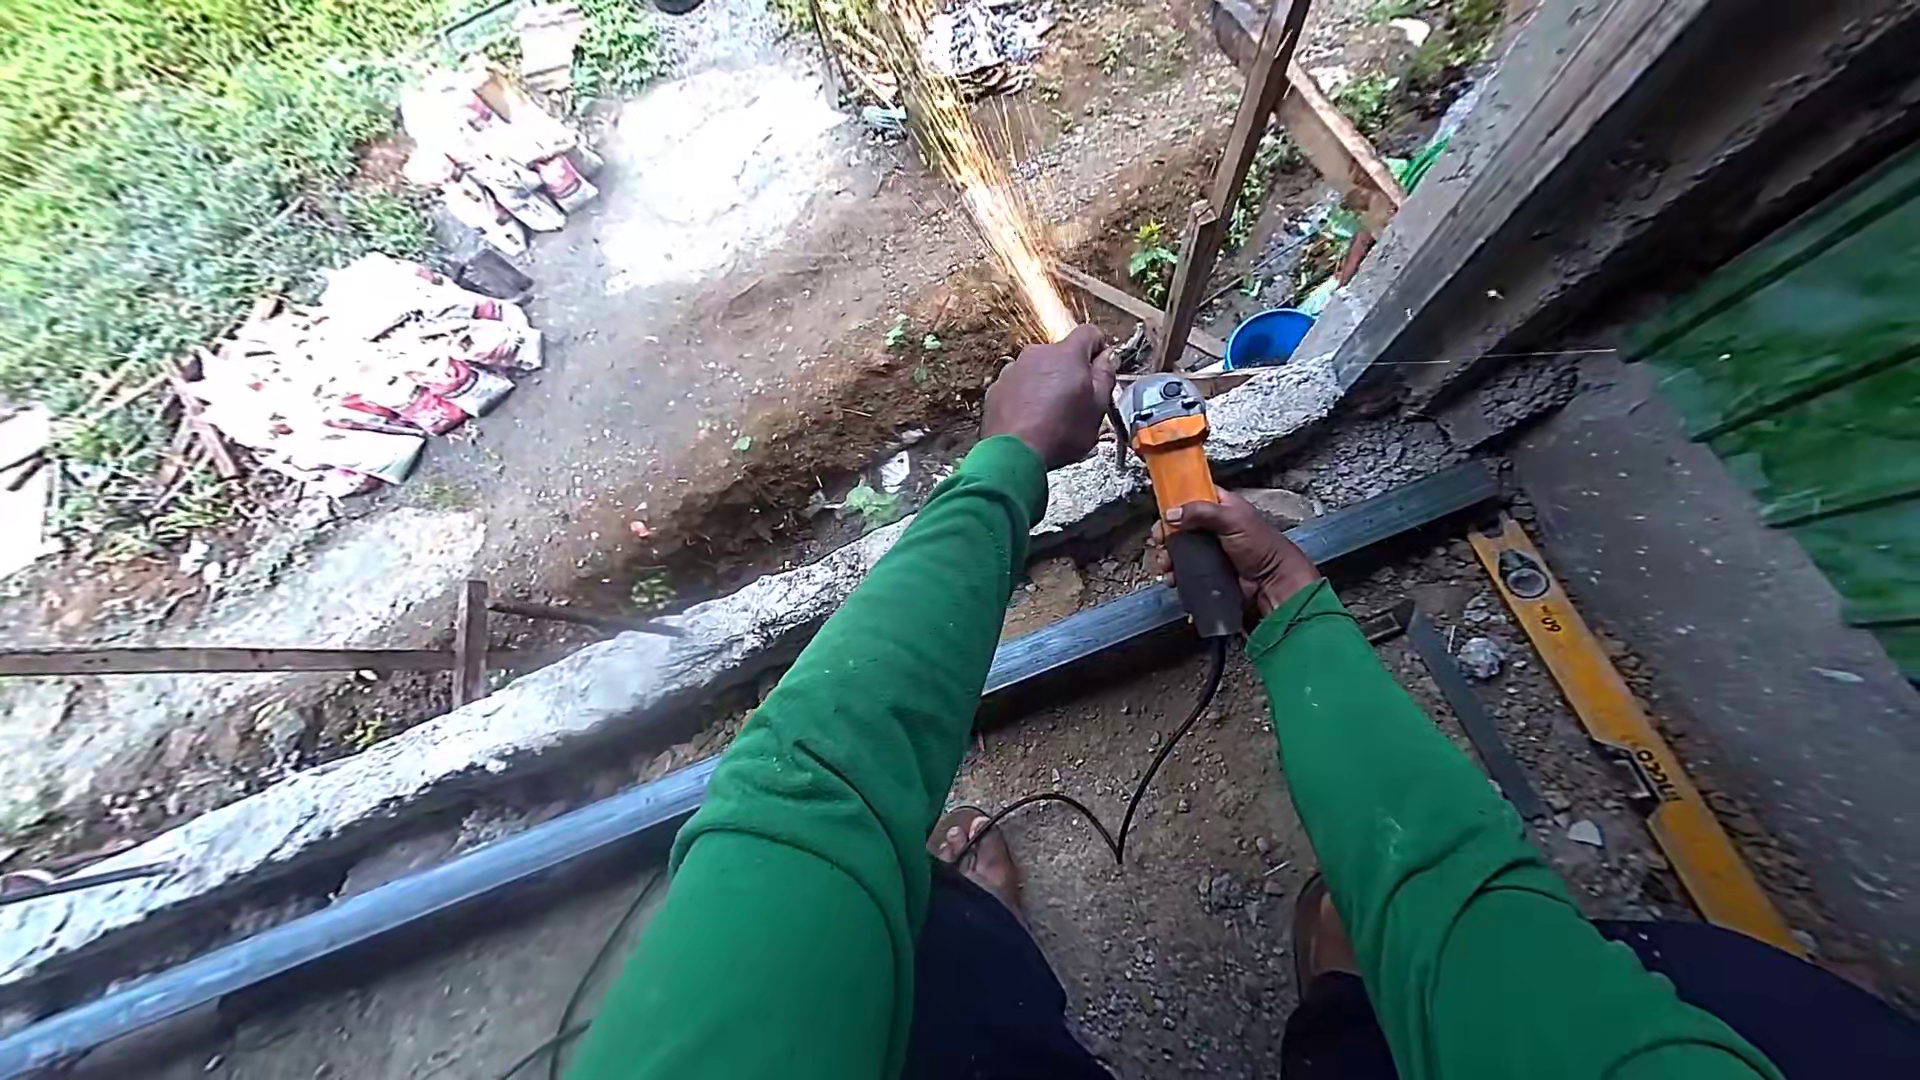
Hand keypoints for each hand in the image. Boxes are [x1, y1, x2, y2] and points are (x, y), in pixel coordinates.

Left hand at [981, 325, 1117, 468]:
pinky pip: (1017, 387)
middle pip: (1060, 355)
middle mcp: (1037, 355)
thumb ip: (1105, 375)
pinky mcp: (996, 389)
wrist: (1015, 454)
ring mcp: (1013, 371)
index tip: (1100, 368)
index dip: (1098, 350)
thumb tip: (1108, 358)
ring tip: (1049, 417)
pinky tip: (1029, 421)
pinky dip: (1024, 399)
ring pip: (1037, 371)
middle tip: (1075, 402)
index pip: (1089, 333)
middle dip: (1070, 373)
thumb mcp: (1098, 407)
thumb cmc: (1060, 433)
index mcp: (1067, 354)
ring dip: (1045, 386)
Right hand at [1149, 489, 1321, 615]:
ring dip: (1166, 556)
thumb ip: (1202, 512)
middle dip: (1165, 535)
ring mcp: (1206, 549)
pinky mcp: (1204, 569)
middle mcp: (1210, 525)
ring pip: (1176, 548)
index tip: (1163, 517)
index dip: (1173, 504)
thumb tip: (1170, 514)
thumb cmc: (1259, 546)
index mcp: (1219, 506)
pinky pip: (1181, 568)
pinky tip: (1172, 578)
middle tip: (1160, 543)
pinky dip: (1172, 573)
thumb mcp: (1232, 520)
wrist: (1272, 584)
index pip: (1190, 497)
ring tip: (1166, 566)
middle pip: (1177, 525)